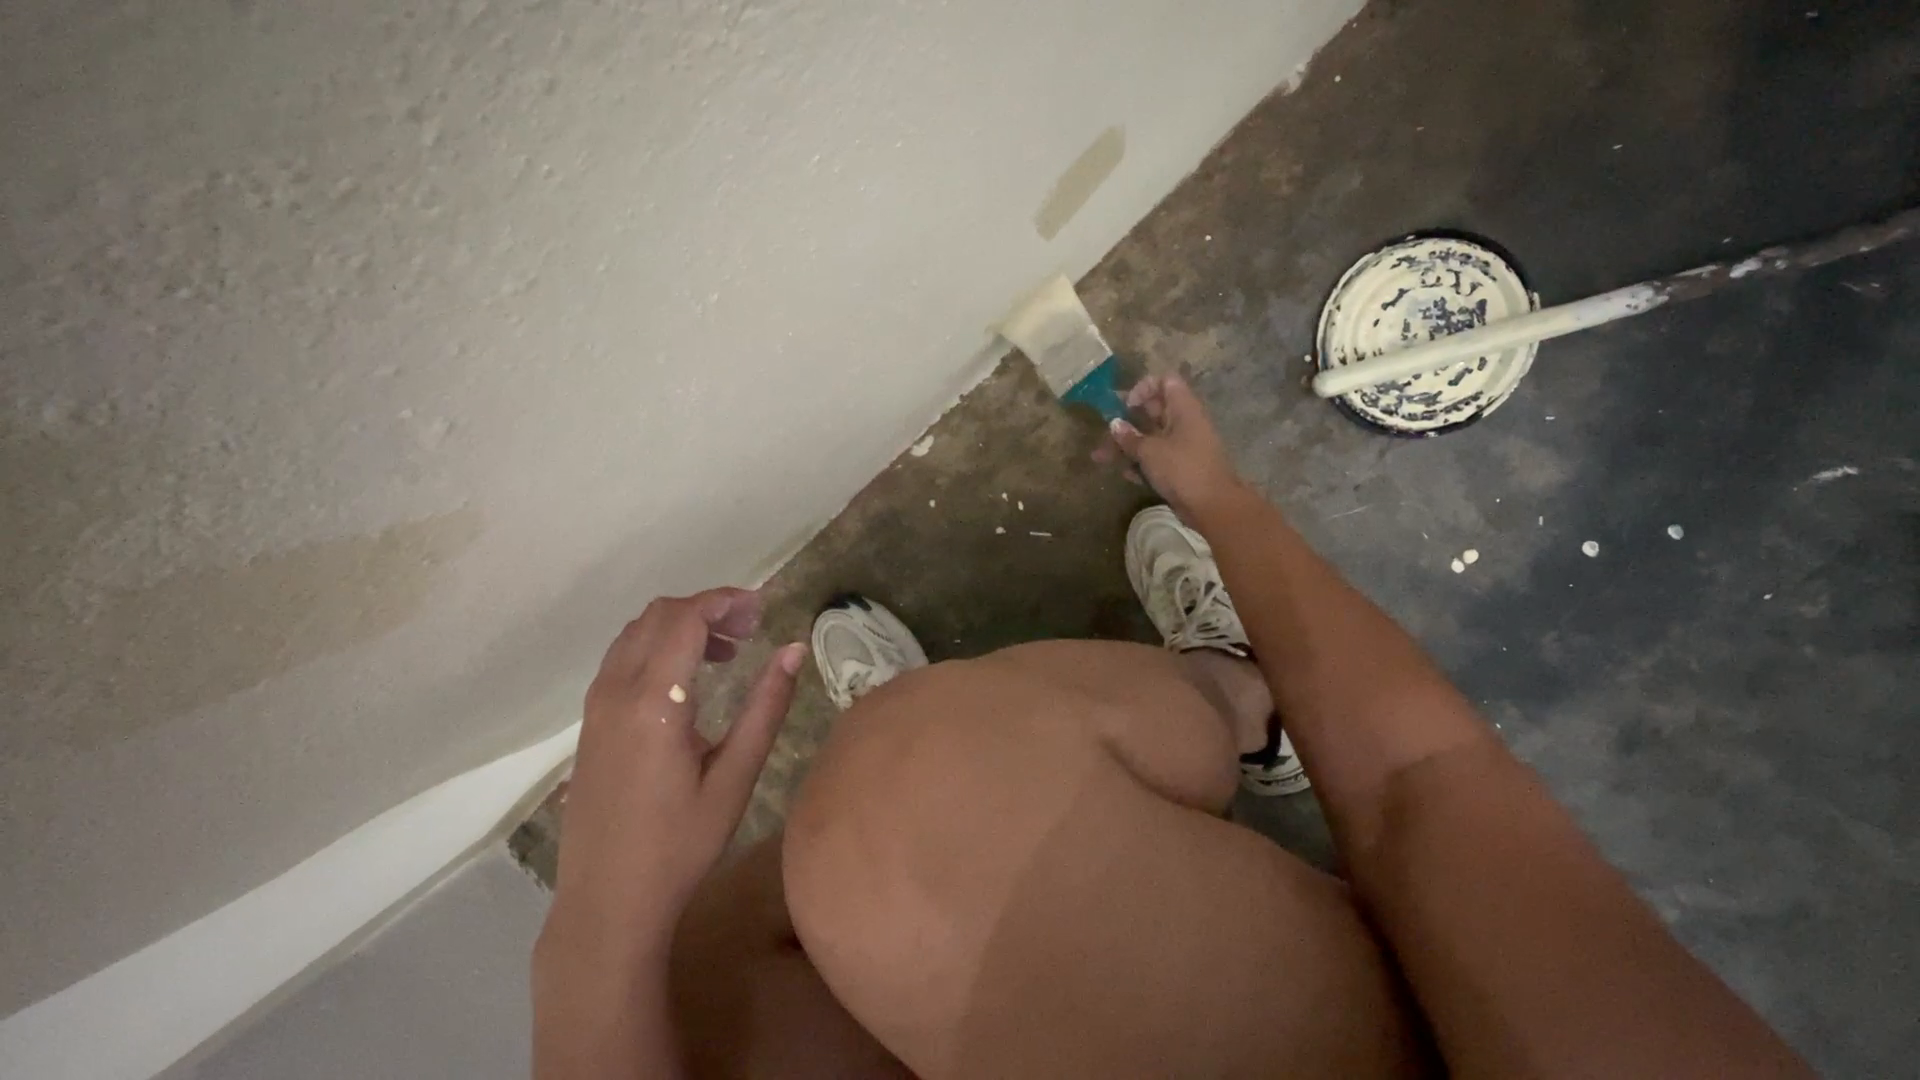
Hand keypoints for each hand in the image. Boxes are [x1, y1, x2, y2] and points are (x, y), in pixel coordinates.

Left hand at [548, 587, 805, 951]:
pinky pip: (621, 659)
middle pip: (657, 615)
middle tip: (751, 629)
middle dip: (706, 608)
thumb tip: (793, 650)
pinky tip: (688, 681)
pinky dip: (657, 648)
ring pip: (634, 633)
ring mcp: (595, 706)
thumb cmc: (680, 845)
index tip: (763, 608)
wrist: (607, 901)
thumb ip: (765, 708)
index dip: (725, 601)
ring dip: (680, 626)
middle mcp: (615, 691)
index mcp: (654, 702)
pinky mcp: (589, 723)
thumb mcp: (735, 777)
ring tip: (726, 652)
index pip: (685, 619)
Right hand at [1096, 372, 1248, 521]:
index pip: (1165, 381)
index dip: (1143, 388)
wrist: (1213, 506)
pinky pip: (1157, 458)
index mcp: (1183, 408)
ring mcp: (1183, 446)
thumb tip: (1115, 425)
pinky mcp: (1180, 467)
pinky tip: (1125, 475)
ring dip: (1127, 446)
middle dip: (1126, 421)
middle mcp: (1184, 422)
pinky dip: (1140, 463)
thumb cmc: (1182, 469)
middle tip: (1105, 433)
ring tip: (1101, 458)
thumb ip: (1130, 437)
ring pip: (1151, 437)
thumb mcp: (1150, 451)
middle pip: (1153, 411)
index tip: (1126, 406)